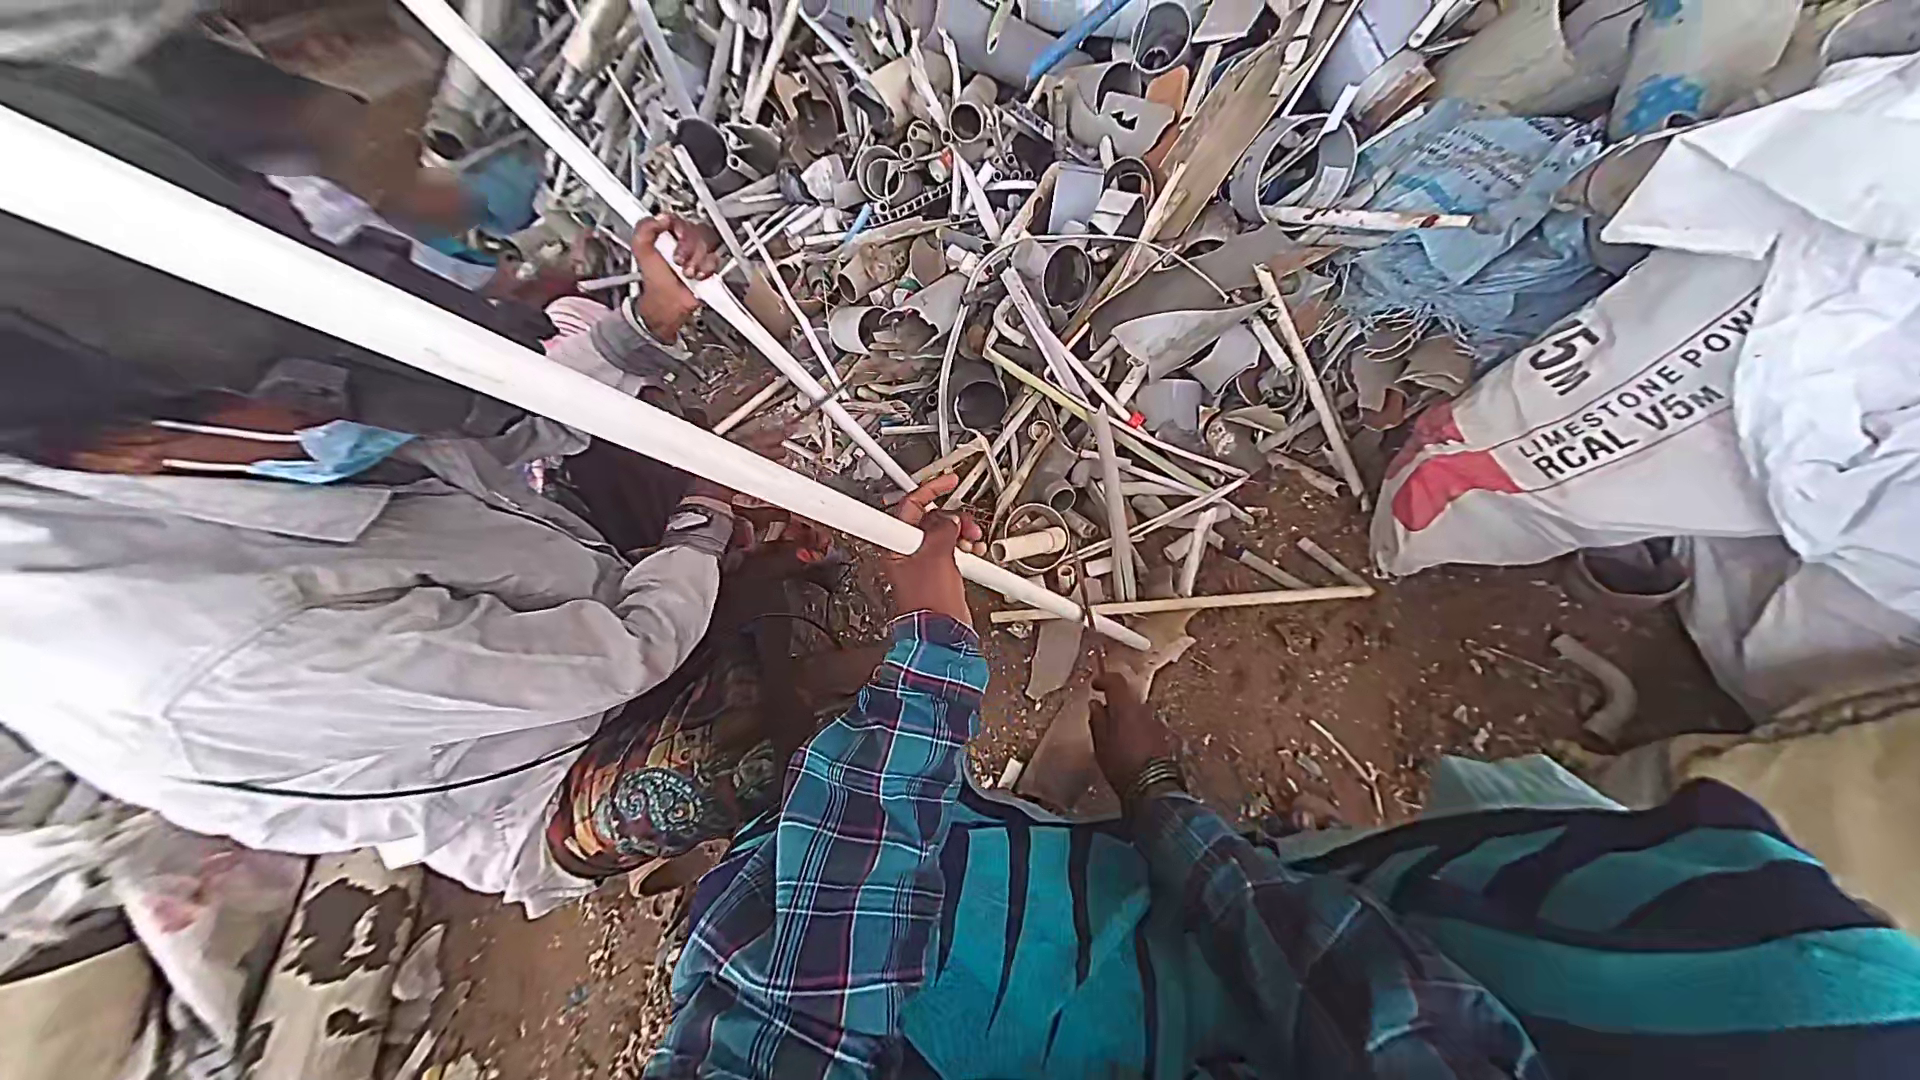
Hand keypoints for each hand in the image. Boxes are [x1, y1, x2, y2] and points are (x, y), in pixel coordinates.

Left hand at [633, 213, 721, 278]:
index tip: (677, 237)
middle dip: (689, 248)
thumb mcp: (640, 249)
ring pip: (708, 244)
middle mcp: (685, 240)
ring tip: (687, 273)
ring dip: (697, 260)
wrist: (669, 303)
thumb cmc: (655, 279)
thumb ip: (645, 227)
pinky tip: (697, 276)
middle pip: (698, 231)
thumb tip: (662, 217)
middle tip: (679, 261)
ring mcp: (699, 253)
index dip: (681, 228)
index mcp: (667, 232)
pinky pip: (716, 259)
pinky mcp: (710, 266)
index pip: (681, 219)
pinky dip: (707, 268)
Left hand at [884, 474, 983, 623]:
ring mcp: (923, 561)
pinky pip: (951, 549)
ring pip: (943, 534)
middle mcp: (907, 550)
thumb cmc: (930, 603)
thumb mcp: (938, 557)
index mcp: (897, 544)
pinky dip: (964, 547)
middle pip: (930, 519)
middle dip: (952, 518)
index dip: (929, 490)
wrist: (943, 633)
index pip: (910, 506)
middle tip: (966, 524)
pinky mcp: (938, 571)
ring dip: (961, 533)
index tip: (946, 481)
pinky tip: (973, 551)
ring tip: (972, 541)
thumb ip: (944, 530)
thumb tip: (951, 519)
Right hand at [1089, 671, 1177, 798]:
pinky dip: (1135, 727)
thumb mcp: (1100, 743)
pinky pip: (1144, 724)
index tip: (1095, 685)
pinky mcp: (1162, 736)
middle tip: (1102, 714)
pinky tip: (1128, 743)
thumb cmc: (1120, 763)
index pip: (1116, 681)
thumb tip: (1096, 704)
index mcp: (1125, 706)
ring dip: (1125, 716)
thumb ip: (1097, 719)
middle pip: (1127, 697)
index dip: (1104, 679)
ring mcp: (1155, 722)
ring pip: (1136, 711)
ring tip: (1114, 733)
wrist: (1153, 788)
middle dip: (1114, 702)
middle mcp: (1143, 709)